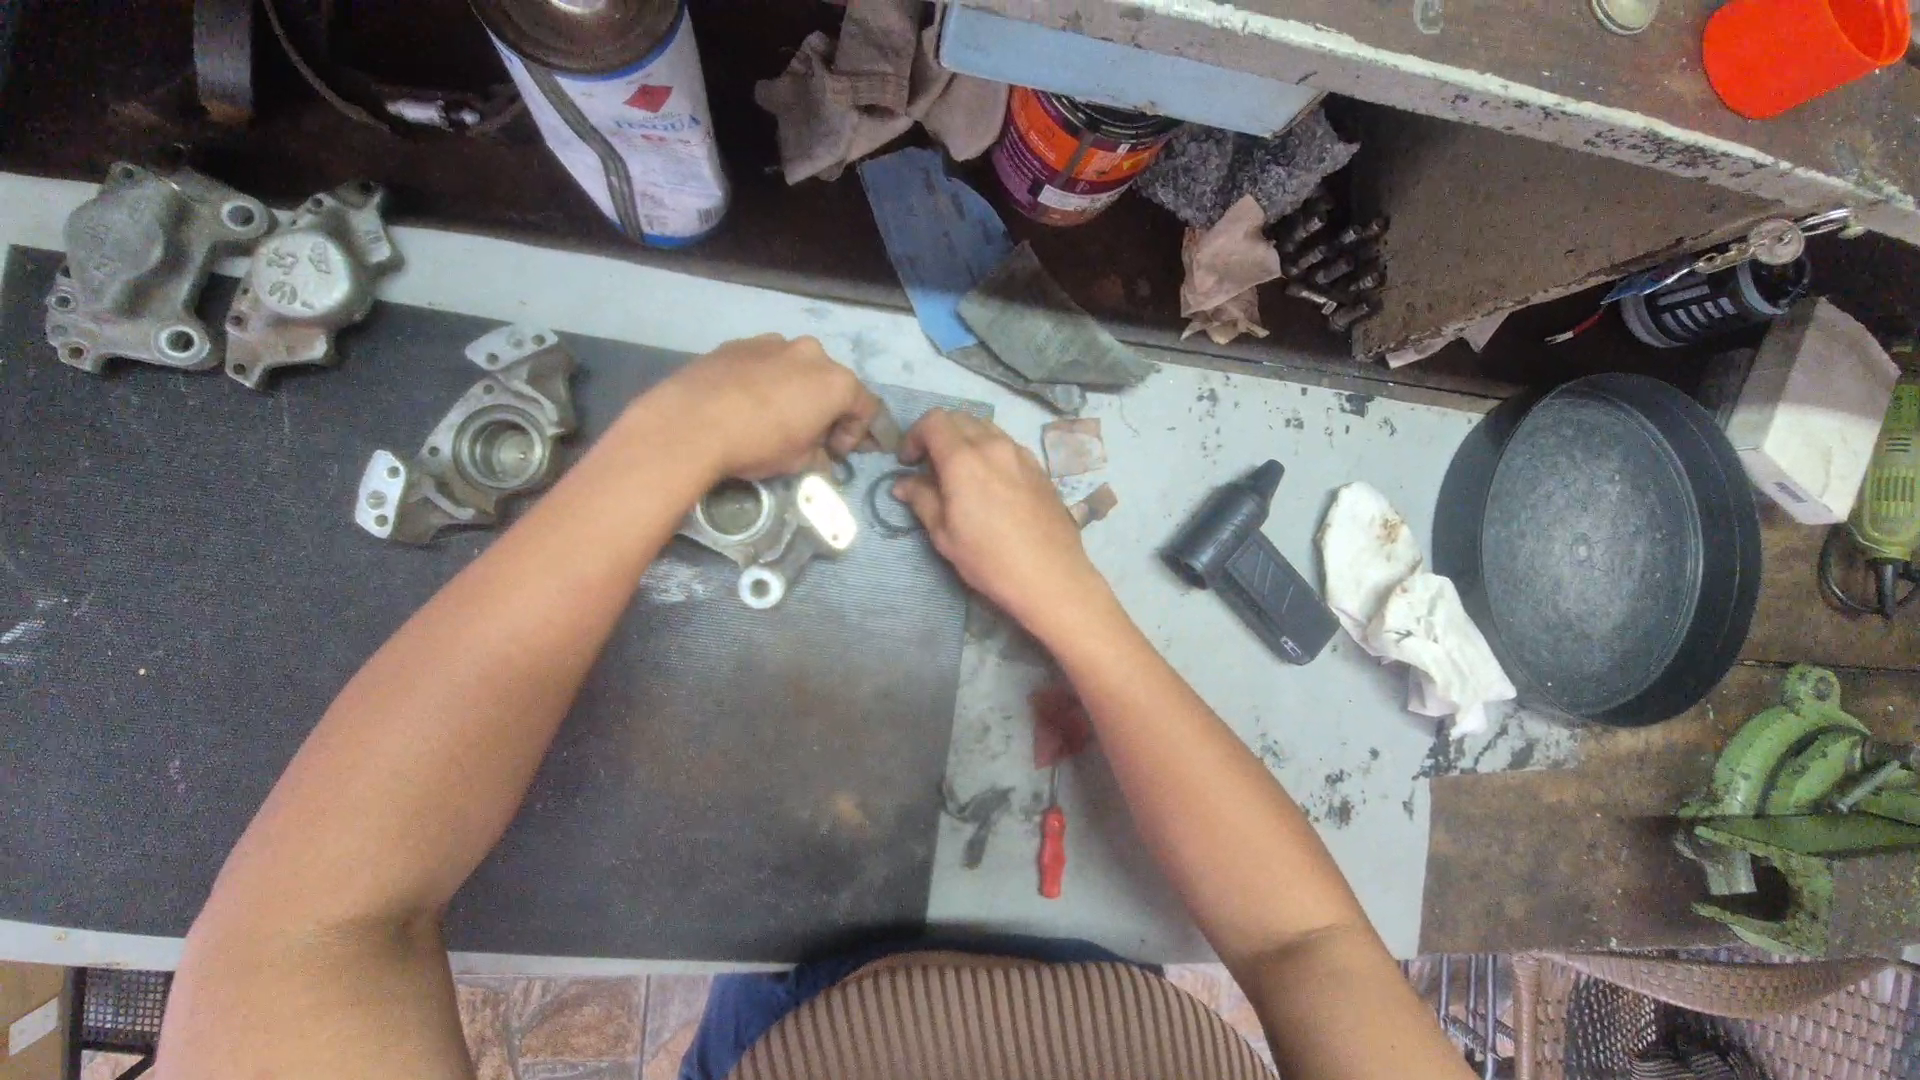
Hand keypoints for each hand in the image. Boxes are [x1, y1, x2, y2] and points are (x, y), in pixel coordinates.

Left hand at [644, 335, 881, 479]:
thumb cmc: (757, 444)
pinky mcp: (740, 343)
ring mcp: (774, 342)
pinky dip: (766, 380)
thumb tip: (820, 457)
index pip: (865, 407)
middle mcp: (812, 354)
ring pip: (797, 368)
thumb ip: (819, 455)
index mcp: (836, 382)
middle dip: (827, 409)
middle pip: (832, 382)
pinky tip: (747, 403)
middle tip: (811, 435)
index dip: (855, 434)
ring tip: (776, 416)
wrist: (691, 422)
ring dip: (797, 390)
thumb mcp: (798, 462)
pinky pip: (766, 363)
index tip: (836, 453)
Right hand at [894, 410, 1110, 638]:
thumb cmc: (990, 559)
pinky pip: (1006, 445)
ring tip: (960, 474)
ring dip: (965, 440)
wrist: (1051, 576)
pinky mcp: (1039, 467)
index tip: (908, 462)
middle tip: (930, 467)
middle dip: (938, 435)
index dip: (914, 435)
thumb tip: (903, 484)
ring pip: (986, 428)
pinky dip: (989, 451)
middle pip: (959, 418)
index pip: (933, 421)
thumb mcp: (944, 535)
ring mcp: (1021, 454)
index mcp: (964, 459)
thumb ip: (921, 500)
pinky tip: (989, 483)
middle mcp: (994, 445)